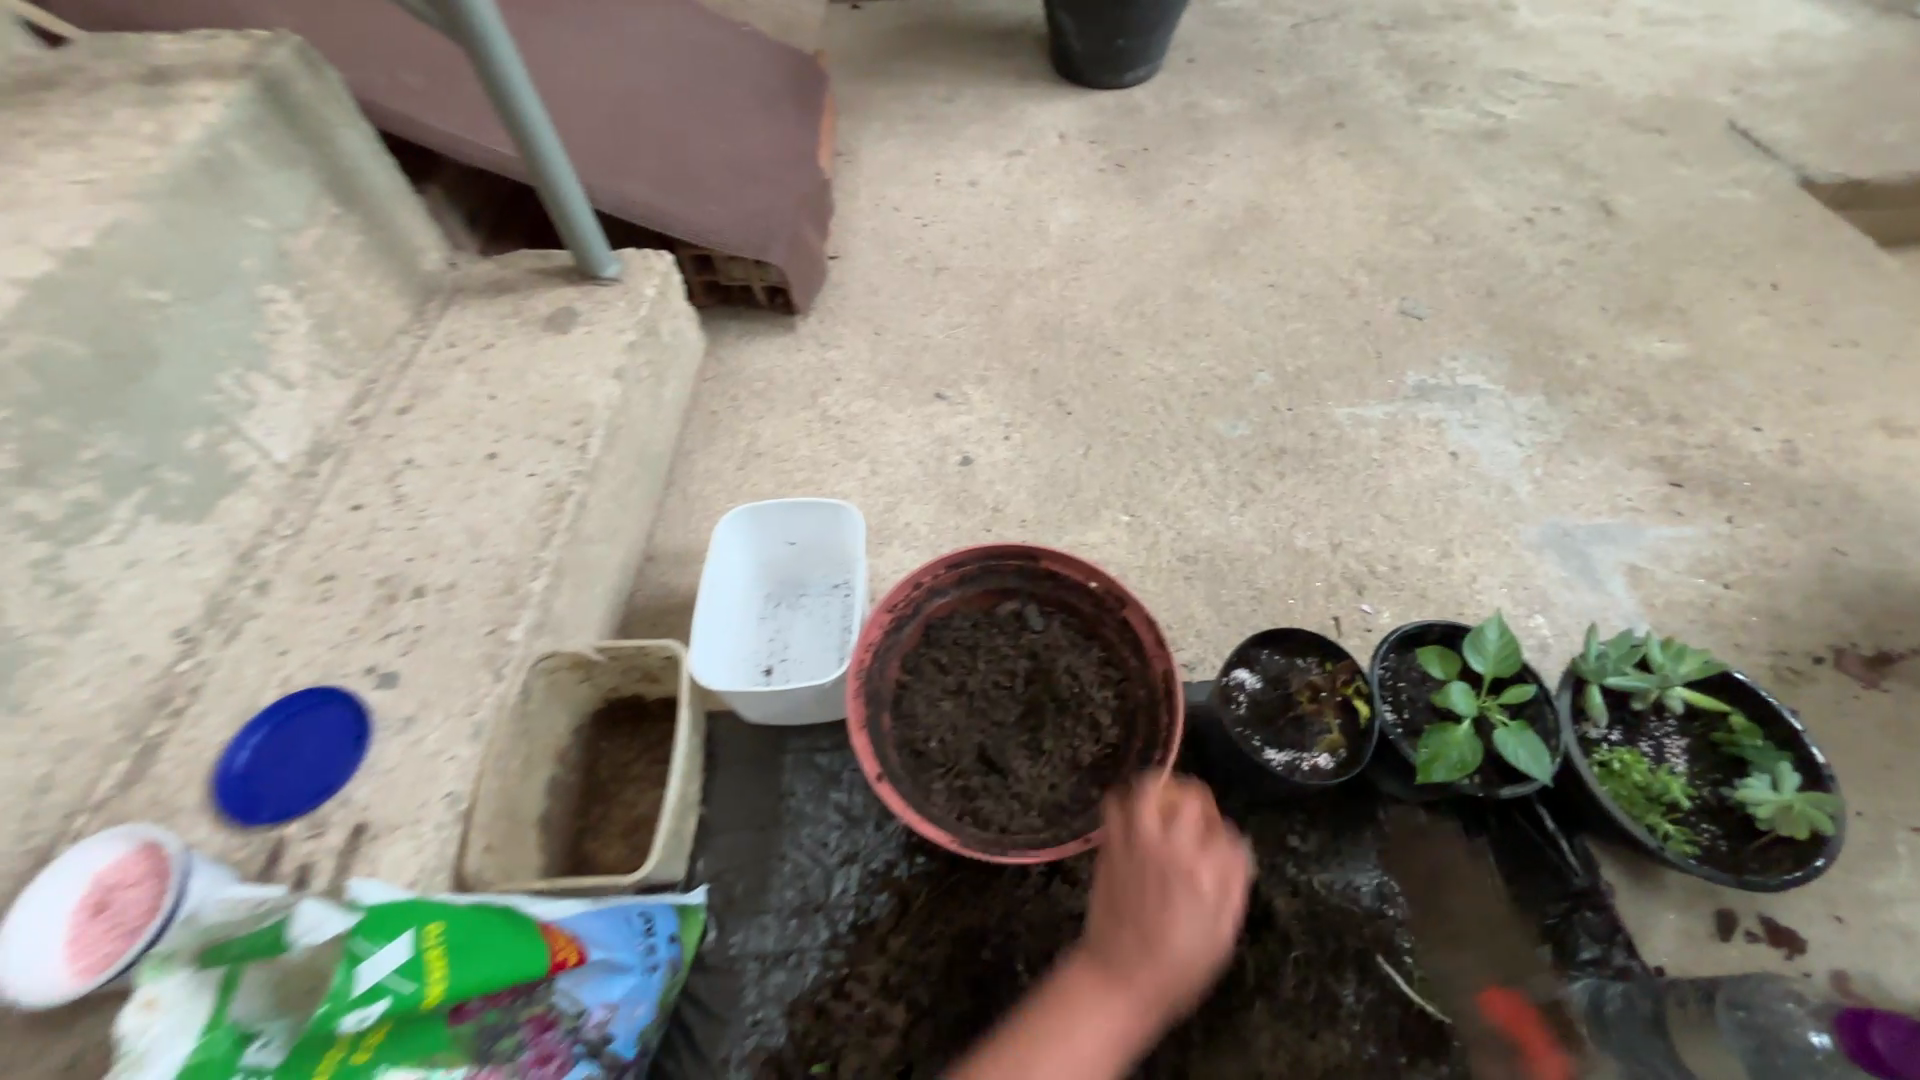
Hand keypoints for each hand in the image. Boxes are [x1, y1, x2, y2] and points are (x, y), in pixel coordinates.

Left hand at [1071, 774, 1253, 1028]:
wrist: (1120, 977)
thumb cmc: (1178, 965)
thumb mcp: (1223, 933)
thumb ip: (1234, 883)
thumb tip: (1237, 845)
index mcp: (1206, 870)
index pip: (1226, 830)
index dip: (1224, 833)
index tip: (1218, 843)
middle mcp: (1171, 846)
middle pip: (1190, 797)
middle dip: (1197, 801)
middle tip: (1194, 816)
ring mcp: (1136, 841)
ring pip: (1147, 788)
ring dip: (1158, 788)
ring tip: (1162, 802)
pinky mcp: (1109, 845)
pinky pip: (1114, 805)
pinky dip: (1124, 801)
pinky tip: (1133, 815)